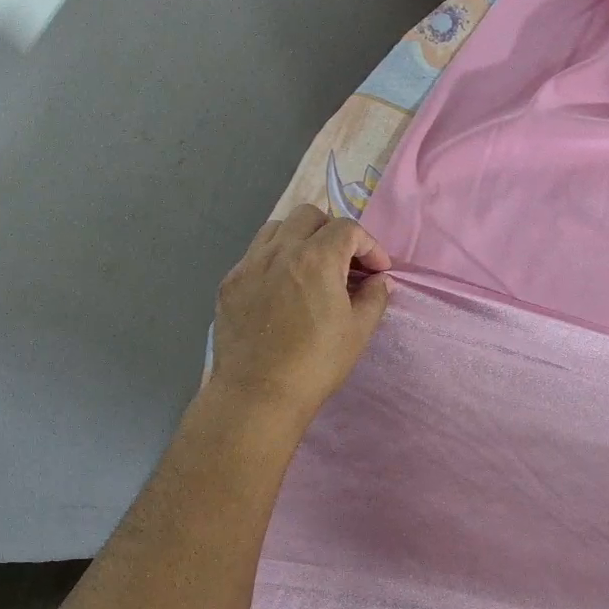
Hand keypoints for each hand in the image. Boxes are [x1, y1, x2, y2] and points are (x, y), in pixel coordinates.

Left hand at [206, 204, 393, 423]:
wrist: (259, 392)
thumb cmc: (318, 363)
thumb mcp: (359, 331)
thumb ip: (374, 298)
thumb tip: (378, 281)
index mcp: (316, 260)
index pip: (347, 229)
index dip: (370, 246)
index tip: (378, 271)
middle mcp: (279, 251)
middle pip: (309, 216)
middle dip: (334, 232)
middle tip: (347, 263)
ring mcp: (249, 264)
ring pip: (277, 228)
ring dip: (302, 239)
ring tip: (315, 270)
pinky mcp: (230, 282)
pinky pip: (256, 254)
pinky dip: (278, 260)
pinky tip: (287, 290)